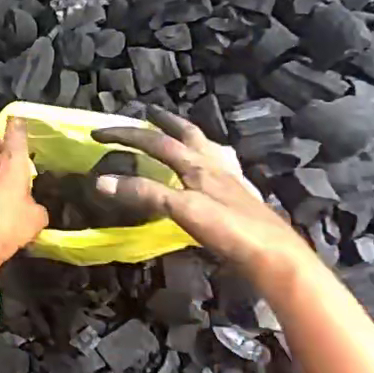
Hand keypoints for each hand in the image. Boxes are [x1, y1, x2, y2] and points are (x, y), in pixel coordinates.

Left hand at [0, 120, 49, 276]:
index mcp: (10, 164)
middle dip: (2, 141)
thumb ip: (36, 206)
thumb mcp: (36, 218)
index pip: (15, 136)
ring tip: (5, 174)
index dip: (17, 125)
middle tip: (13, 147)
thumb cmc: (8, 227)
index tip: (18, 117)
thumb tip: (31, 206)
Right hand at [91, 107, 316, 284]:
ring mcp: (231, 181)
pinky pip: (219, 170)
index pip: (156, 142)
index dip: (125, 135)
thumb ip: (144, 193)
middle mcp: (216, 166)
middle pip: (189, 135)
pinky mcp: (240, 198)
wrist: (276, 258)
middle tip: (149, 114)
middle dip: (166, 123)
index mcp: (199, 165)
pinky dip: (207, 162)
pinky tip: (208, 173)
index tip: (97, 133)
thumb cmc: (230, 230)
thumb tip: (100, 181)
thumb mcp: (182, 209)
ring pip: (208, 149)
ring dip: (190, 139)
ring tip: (179, 137)